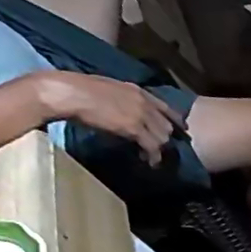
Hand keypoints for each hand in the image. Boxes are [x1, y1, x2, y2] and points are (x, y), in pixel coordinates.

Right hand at [31, 72, 185, 165]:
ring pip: (163, 137)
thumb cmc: (79, 90)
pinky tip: (148, 161)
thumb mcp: (109, 90)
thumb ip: (124, 100)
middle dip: (164, 138)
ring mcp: (141, 115)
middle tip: (157, 149)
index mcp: (138, 91)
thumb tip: (125, 112)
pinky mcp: (135, 128)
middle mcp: (144, 102)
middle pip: (166, 125)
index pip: (166, 107)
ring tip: (150, 157)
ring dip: (158, 149)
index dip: (175, 120)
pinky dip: (153, 156)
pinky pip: (153, 146)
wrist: (69, 93)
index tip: (181, 129)